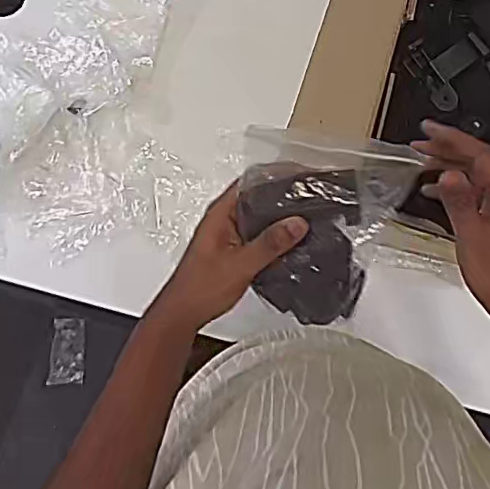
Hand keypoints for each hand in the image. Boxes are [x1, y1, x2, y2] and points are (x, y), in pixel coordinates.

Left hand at [148, 183, 307, 333]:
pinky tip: (289, 239)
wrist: (183, 315)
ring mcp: (229, 232)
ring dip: (280, 214)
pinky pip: (260, 230)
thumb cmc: (198, 289)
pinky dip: (275, 231)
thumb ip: (270, 243)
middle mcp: (224, 218)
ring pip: (260, 213)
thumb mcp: (241, 264)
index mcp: (221, 213)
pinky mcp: (235, 246)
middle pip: (258, 193)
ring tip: (304, 214)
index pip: (251, 180)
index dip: (276, 174)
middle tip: (306, 193)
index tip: (297, 175)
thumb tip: (296, 224)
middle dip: (283, 193)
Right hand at [411, 120, 489, 330]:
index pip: (481, 155)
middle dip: (449, 150)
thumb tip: (448, 174)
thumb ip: (459, 202)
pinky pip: (482, 193)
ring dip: (453, 168)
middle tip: (422, 143)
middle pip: (481, 162)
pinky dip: (461, 188)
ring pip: (481, 177)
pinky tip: (441, 191)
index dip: (453, 139)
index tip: (431, 130)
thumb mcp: (474, 239)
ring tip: (425, 163)